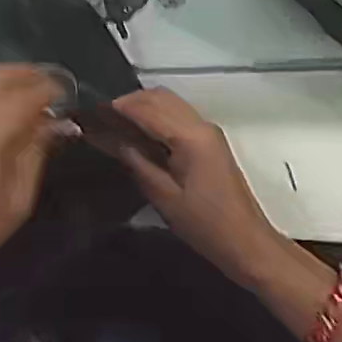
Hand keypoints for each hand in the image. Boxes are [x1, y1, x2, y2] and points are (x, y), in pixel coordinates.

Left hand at [0, 66, 66, 300]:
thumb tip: (57, 122)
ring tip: (27, 89)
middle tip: (53, 90)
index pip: (30, 91)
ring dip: (5, 75)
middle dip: (31, 76)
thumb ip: (37, 151)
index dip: (54, 89)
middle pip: (3, 74)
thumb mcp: (18, 197)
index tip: (70, 98)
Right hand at [112, 89, 285, 278]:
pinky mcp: (210, 140)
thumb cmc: (205, 225)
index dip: (118, 108)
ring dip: (143, 105)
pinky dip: (156, 114)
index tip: (93, 114)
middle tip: (103, 118)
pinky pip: (177, 113)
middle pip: (159, 96)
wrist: (249, 244)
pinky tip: (140, 131)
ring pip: (169, 101)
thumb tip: (113, 140)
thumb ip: (137, 162)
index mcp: (190, 138)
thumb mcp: (164, 197)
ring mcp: (208, 131)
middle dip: (129, 101)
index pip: (147, 109)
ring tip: (118, 123)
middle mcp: (200, 126)